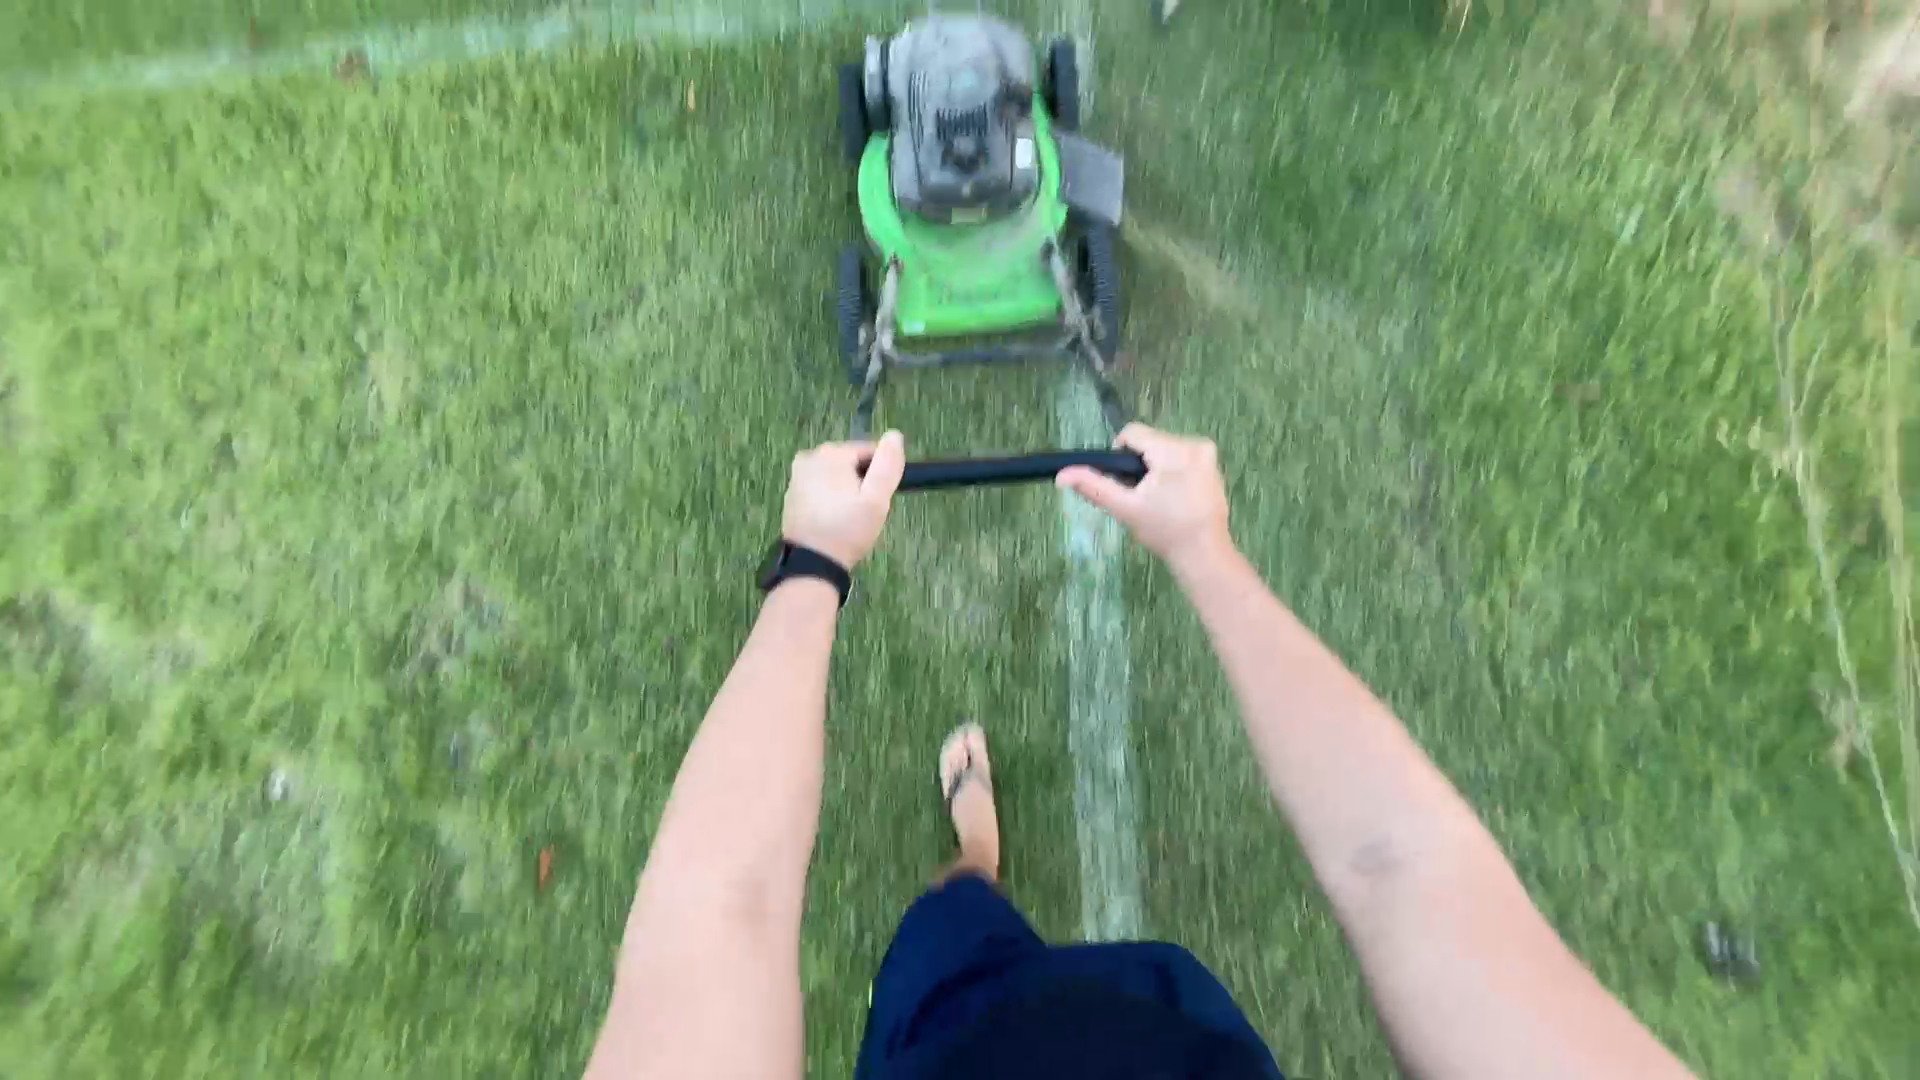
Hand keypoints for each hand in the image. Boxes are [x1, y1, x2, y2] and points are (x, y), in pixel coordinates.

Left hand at [781, 431, 905, 568]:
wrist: (813, 563)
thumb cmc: (848, 529)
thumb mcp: (876, 499)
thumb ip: (888, 465)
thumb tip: (895, 436)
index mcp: (831, 453)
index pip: (870, 451)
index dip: (882, 474)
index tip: (882, 498)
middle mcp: (809, 457)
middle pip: (850, 463)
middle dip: (862, 482)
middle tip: (867, 511)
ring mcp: (797, 476)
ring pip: (835, 476)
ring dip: (846, 491)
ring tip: (851, 517)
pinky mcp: (791, 494)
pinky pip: (820, 488)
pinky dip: (830, 499)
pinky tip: (835, 520)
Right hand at [1056, 423, 1233, 571]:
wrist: (1203, 554)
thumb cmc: (1164, 532)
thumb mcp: (1125, 508)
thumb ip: (1094, 486)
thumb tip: (1061, 475)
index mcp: (1174, 450)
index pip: (1132, 433)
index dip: (1120, 456)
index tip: (1126, 484)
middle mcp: (1194, 444)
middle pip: (1148, 441)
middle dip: (1139, 464)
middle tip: (1142, 496)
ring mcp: (1207, 453)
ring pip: (1162, 448)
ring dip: (1154, 467)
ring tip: (1159, 498)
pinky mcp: (1212, 464)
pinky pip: (1179, 456)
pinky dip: (1171, 471)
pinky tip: (1174, 496)